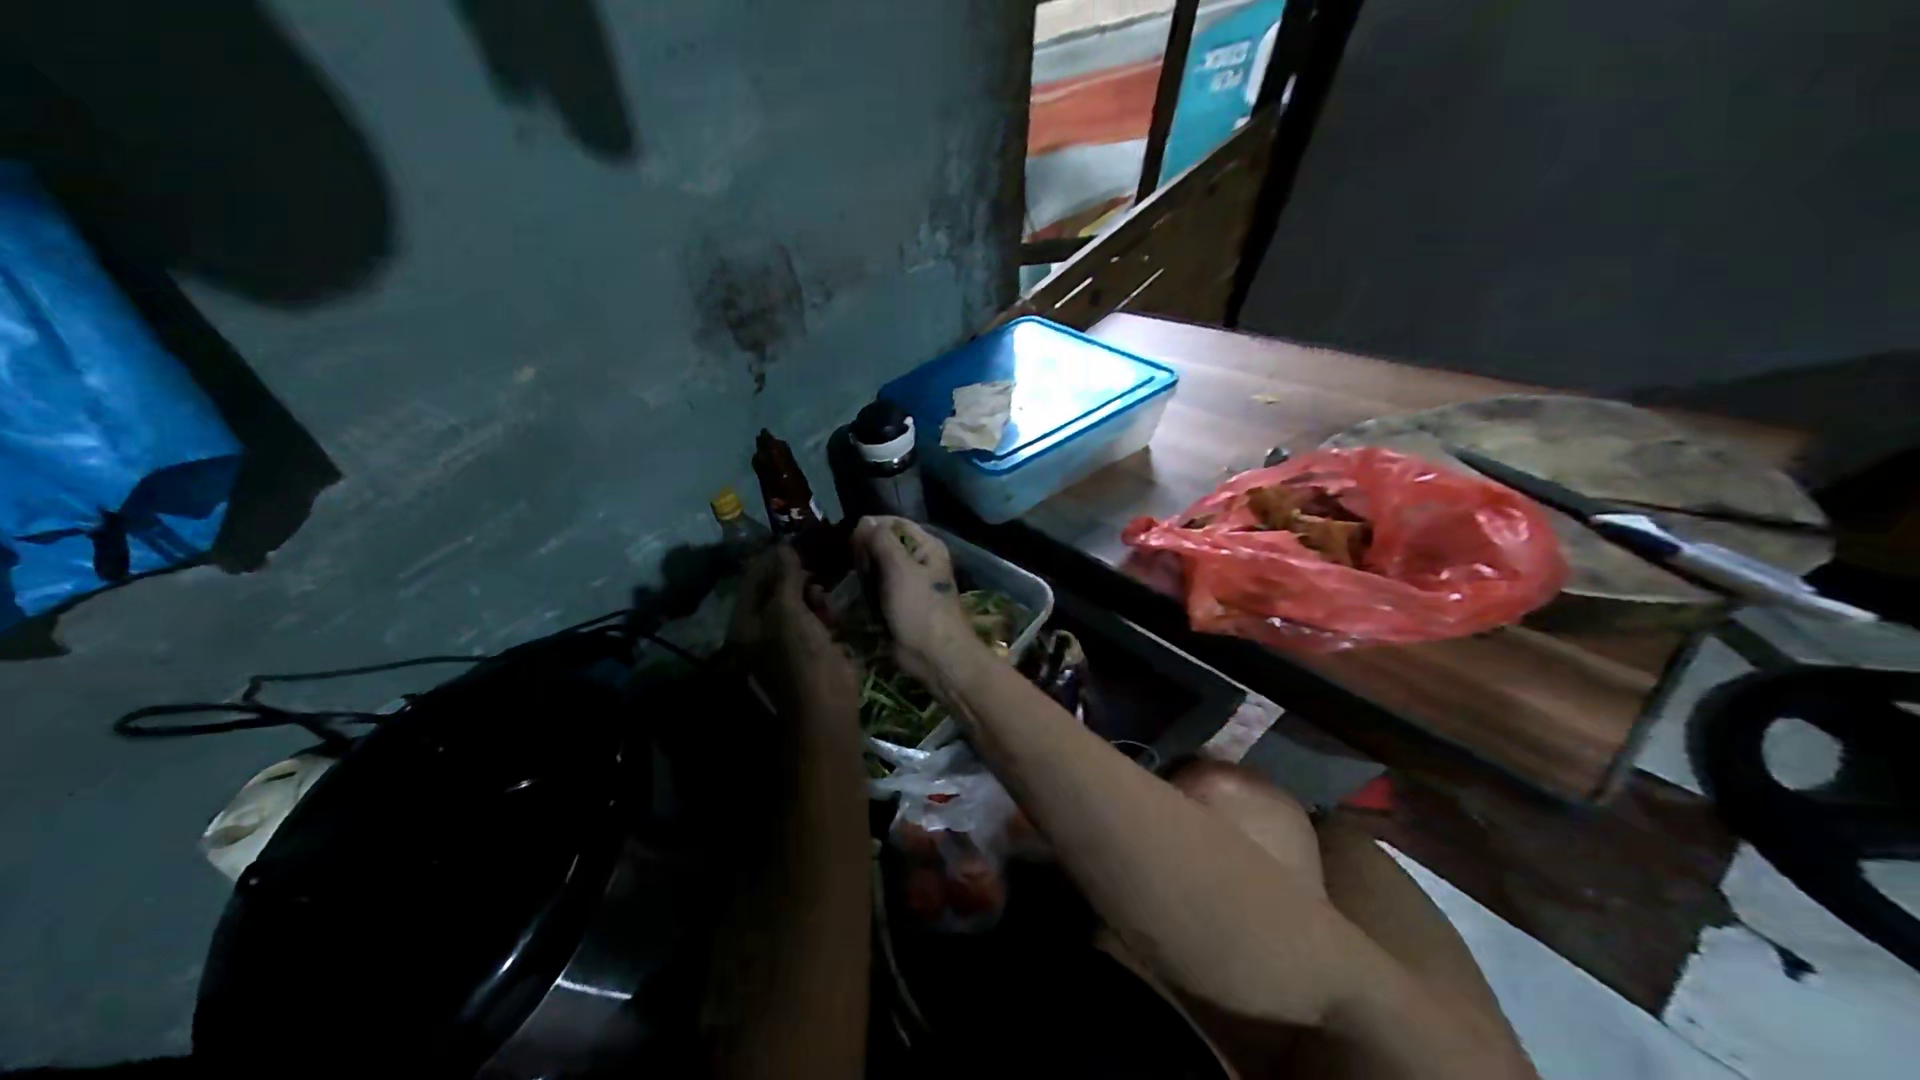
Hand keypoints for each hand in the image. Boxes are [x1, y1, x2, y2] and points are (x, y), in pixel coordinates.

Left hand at [731, 545, 857, 720]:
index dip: (771, 560)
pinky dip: (822, 615)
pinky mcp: (809, 651)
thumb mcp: (788, 610)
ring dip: (811, 596)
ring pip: (797, 606)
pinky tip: (832, 615)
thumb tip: (784, 548)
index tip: (794, 544)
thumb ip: (785, 577)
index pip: (752, 581)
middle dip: (794, 579)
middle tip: (814, 568)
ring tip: (823, 596)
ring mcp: (785, 643)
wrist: (826, 704)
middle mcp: (760, 632)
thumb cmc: (800, 655)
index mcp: (745, 624)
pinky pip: (813, 623)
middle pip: (774, 593)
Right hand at [851, 516, 984, 685]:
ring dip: (863, 571)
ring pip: (879, 567)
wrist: (935, 656)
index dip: (872, 526)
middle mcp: (919, 560)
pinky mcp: (898, 604)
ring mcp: (908, 583)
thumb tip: (865, 520)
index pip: (894, 523)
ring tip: (846, 576)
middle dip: (865, 549)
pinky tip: (851, 592)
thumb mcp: (900, 568)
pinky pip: (878, 588)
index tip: (850, 538)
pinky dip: (865, 589)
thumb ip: (882, 541)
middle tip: (847, 561)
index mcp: (927, 546)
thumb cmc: (920, 608)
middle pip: (885, 544)